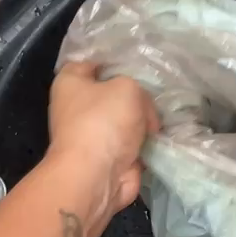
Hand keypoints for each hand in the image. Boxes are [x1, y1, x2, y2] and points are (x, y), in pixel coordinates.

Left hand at [46, 62, 156, 217]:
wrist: (97, 175)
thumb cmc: (104, 122)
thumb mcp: (128, 87)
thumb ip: (139, 90)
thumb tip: (144, 116)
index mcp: (71, 83)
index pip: (91, 63)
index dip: (114, 61)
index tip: (138, 63)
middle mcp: (78, 108)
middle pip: (112, 94)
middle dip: (135, 95)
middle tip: (157, 93)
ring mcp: (94, 136)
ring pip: (125, 121)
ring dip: (143, 122)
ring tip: (164, 115)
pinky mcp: (110, 158)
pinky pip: (133, 145)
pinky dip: (146, 145)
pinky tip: (163, 137)